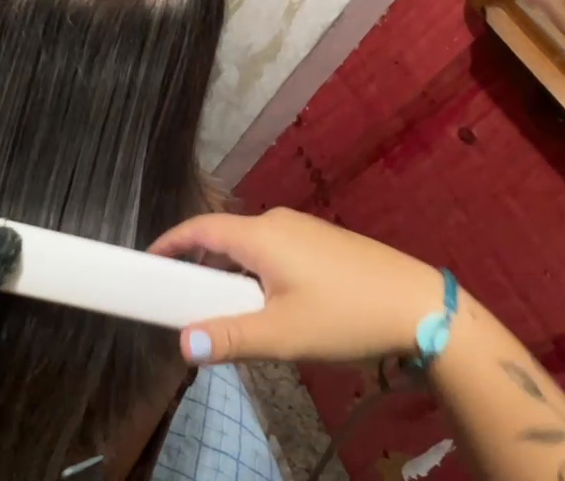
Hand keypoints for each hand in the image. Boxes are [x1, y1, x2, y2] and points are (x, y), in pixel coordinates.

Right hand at [149, 208, 450, 365]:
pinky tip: (271, 305)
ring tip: (230, 314)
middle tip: (187, 303)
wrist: (418, 305)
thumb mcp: (283, 334)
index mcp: (262, 235)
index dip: (170, 243)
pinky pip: (273, 251)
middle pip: (224, 237)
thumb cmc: (345, 316)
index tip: (147, 262)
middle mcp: (278, 222)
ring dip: (231, 274)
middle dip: (200, 266)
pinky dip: (256, 273)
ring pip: (250, 247)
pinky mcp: (322, 241)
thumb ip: (229, 337)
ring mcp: (302, 228)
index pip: (201, 228)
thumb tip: (182, 343)